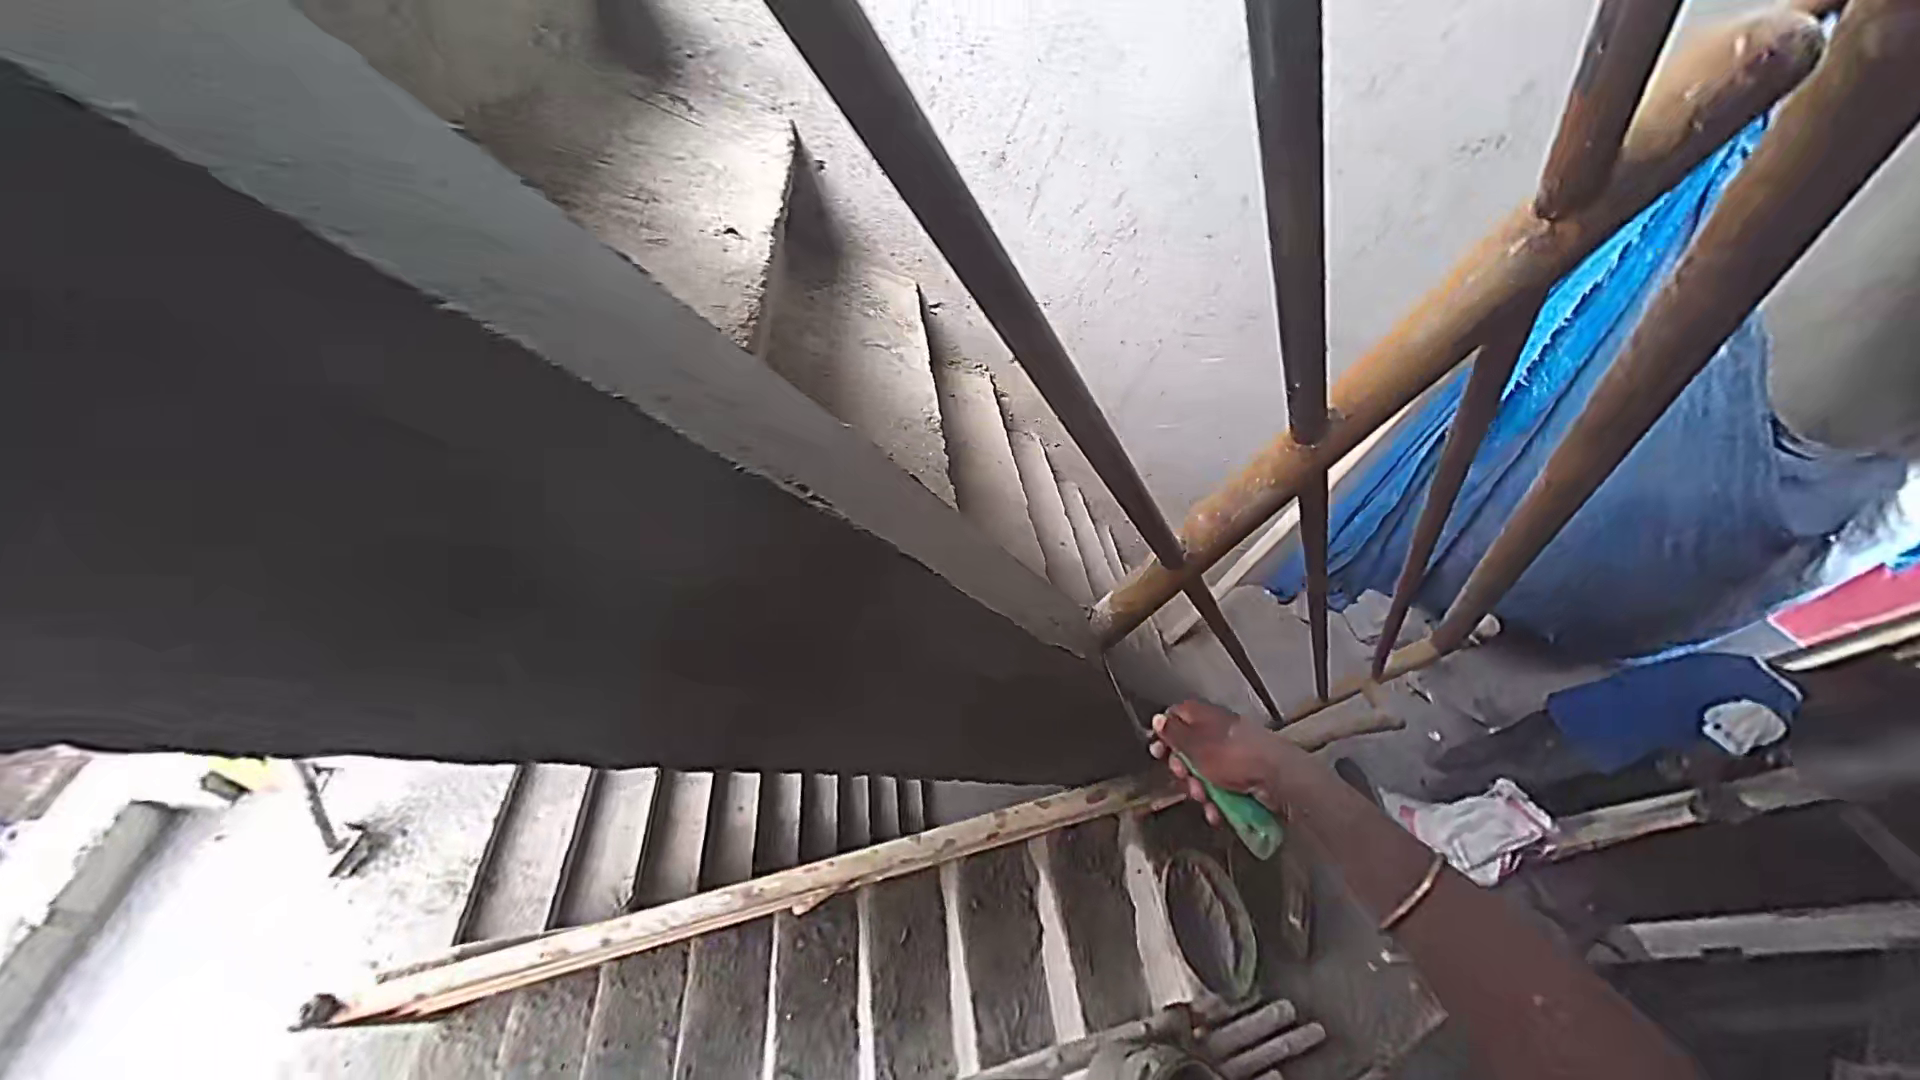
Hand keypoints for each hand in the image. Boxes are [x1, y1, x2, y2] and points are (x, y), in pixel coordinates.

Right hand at [1147, 700, 1290, 826]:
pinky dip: (1218, 799)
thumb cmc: (1231, 756)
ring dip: (1199, 788)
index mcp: (1203, 715)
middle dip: (1183, 769)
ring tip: (1204, 799)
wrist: (1279, 777)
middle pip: (1189, 747)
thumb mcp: (1194, 745)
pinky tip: (1217, 812)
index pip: (1175, 717)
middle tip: (1184, 778)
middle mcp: (1217, 730)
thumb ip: (1173, 734)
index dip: (1164, 735)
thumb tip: (1158, 719)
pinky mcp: (1246, 774)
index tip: (1158, 753)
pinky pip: (1223, 785)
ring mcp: (1233, 752)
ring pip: (1205, 771)